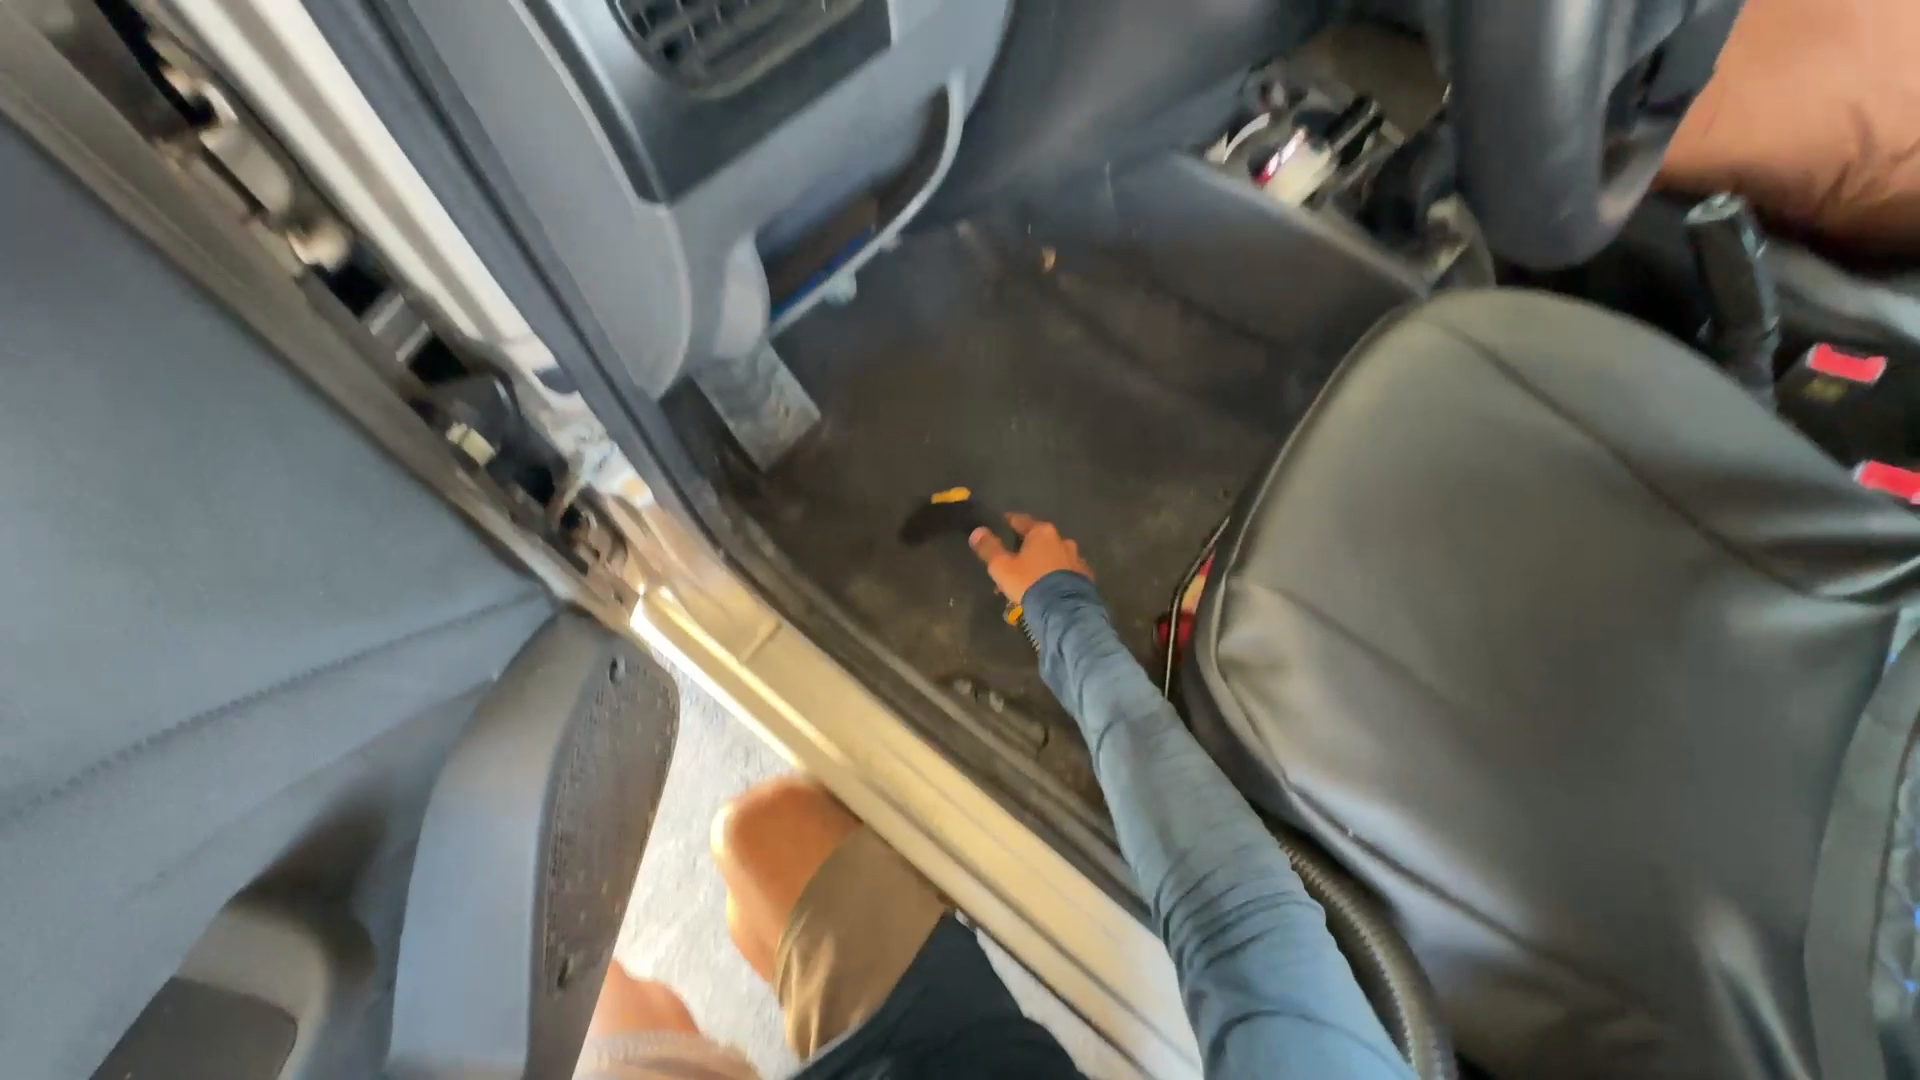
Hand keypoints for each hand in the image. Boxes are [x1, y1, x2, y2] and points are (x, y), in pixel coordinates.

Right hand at [968, 513, 1093, 603]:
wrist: (1066, 610)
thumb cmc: (1029, 582)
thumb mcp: (1002, 566)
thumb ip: (989, 548)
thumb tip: (977, 531)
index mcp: (1042, 532)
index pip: (1022, 521)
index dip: (1010, 521)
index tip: (1003, 522)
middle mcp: (1062, 540)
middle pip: (1038, 540)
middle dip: (1024, 550)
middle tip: (1011, 564)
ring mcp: (1076, 558)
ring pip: (1052, 557)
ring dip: (1040, 565)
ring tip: (1028, 583)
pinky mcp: (1085, 577)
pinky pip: (1064, 573)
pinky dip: (1054, 577)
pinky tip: (1047, 590)